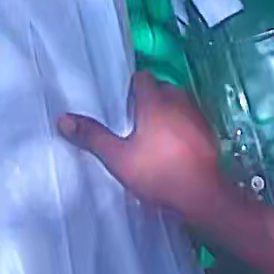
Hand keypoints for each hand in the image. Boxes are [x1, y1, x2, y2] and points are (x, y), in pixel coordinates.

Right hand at [57, 71, 242, 223]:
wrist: (203, 196)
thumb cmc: (159, 173)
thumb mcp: (118, 158)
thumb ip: (92, 137)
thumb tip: (64, 119)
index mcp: (155, 100)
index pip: (142, 78)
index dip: (130, 88)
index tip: (121, 105)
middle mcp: (179, 101)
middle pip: (160, 89)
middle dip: (148, 100)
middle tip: (132, 123)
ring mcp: (197, 116)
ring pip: (178, 104)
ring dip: (166, 113)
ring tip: (151, 136)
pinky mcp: (209, 132)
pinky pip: (190, 120)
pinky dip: (181, 127)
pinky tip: (173, 148)